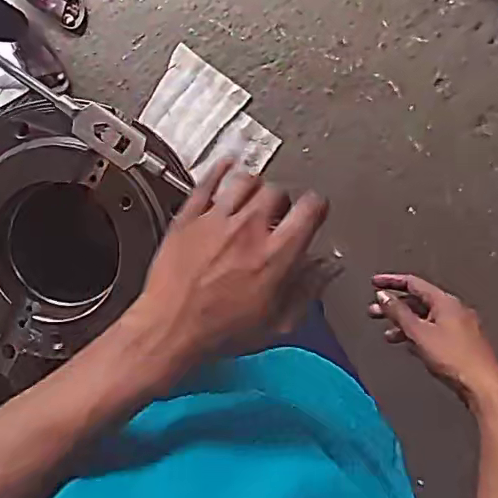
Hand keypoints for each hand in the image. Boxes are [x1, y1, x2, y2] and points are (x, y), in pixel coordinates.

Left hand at [115, 160, 328, 374]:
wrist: (170, 327)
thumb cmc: (219, 331)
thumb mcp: (277, 322)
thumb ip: (307, 290)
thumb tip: (327, 268)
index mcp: (274, 255)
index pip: (309, 210)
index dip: (317, 206)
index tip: (314, 209)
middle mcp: (247, 230)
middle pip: (276, 192)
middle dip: (282, 201)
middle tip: (277, 213)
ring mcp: (215, 220)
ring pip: (245, 181)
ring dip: (255, 186)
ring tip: (254, 194)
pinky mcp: (188, 217)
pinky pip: (207, 182)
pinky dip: (220, 169)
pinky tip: (226, 165)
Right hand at [369, 274, 497, 403]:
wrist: (484, 388)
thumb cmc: (453, 357)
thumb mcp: (418, 332)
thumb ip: (397, 312)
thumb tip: (383, 295)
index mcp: (445, 302)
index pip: (413, 283)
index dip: (390, 281)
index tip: (374, 283)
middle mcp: (454, 310)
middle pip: (418, 300)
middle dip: (394, 306)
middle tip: (374, 311)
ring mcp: (460, 327)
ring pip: (425, 318)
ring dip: (403, 322)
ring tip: (387, 333)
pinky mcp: (462, 344)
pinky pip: (433, 330)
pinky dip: (417, 333)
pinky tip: (407, 345)